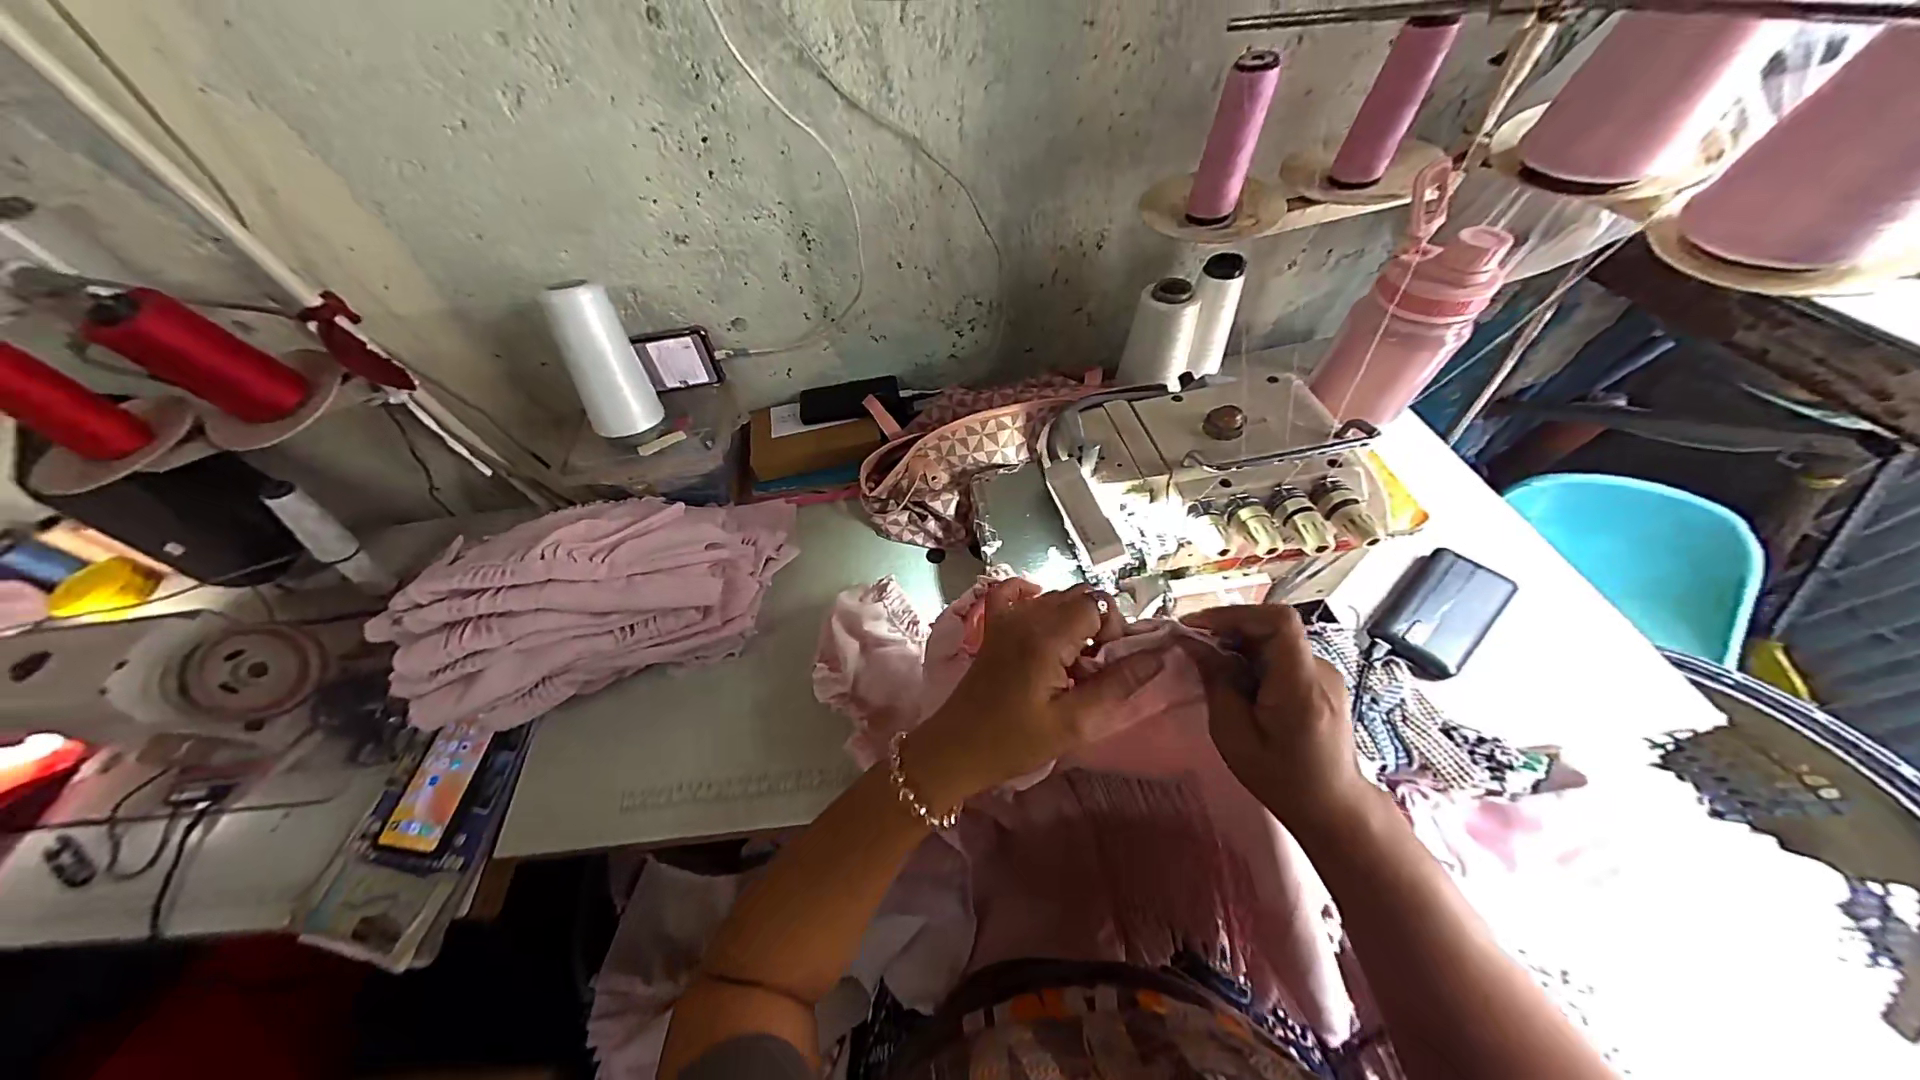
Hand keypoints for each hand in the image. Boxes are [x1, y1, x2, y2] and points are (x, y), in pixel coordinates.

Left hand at [904, 581, 1164, 809]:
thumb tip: (1158, 656)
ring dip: (1072, 621)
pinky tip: (1044, 626)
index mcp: (1046, 635)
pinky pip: (1017, 592)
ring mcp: (1005, 616)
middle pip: (1079, 595)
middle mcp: (1025, 614)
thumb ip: (1117, 685)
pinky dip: (1036, 600)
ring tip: (1067, 662)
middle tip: (1090, 667)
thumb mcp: (1074, 722)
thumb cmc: (1015, 741)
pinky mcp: (993, 625)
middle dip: (1097, 624)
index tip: (1106, 665)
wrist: (957, 749)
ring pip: (1055, 596)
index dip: (1113, 629)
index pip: (1098, 603)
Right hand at [1178, 604, 1378, 833]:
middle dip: (1229, 628)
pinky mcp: (1322, 681)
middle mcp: (1320, 670)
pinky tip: (1237, 680)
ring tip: (1211, 664)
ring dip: (1240, 643)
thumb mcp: (1234, 736)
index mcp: (1301, 685)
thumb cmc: (1281, 778)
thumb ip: (1217, 683)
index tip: (1199, 626)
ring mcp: (1325, 674)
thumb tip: (1196, 645)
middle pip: (1273, 626)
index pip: (1279, 621)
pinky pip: (1283, 655)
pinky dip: (1254, 657)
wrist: (1333, 806)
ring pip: (1276, 640)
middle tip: (1194, 644)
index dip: (1235, 614)